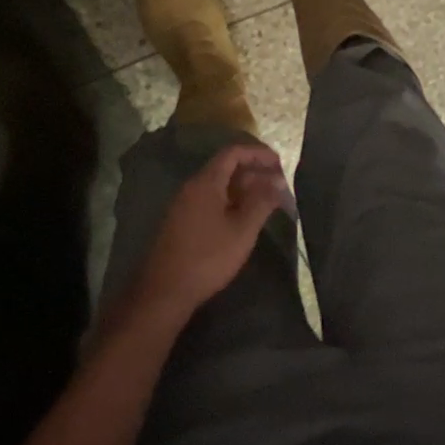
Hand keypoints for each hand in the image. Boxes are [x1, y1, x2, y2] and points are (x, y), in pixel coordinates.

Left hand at [127, 142, 289, 318]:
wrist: (164, 292)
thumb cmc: (208, 257)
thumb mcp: (242, 229)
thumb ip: (262, 201)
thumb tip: (278, 180)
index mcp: (205, 183)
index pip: (233, 152)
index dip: (258, 153)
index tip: (280, 164)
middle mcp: (192, 188)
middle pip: (226, 168)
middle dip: (255, 172)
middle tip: (279, 186)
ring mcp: (184, 206)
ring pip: (219, 186)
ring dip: (244, 189)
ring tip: (267, 202)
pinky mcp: (181, 223)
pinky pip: (210, 201)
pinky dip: (231, 202)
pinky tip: (244, 219)